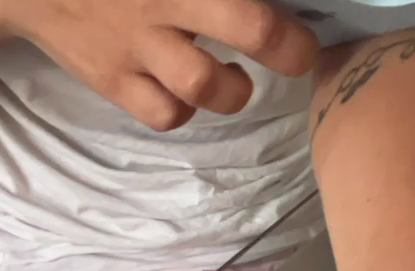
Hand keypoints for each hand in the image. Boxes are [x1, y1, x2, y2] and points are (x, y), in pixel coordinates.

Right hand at [0, 0, 317, 130]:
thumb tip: (239, 1)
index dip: (282, 15)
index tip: (300, 22)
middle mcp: (160, 3)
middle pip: (245, 25)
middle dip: (286, 45)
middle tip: (300, 56)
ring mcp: (136, 49)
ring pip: (203, 85)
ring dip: (232, 91)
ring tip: (236, 83)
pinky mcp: (114, 84)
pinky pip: (163, 115)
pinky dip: (183, 112)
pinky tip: (185, 99)